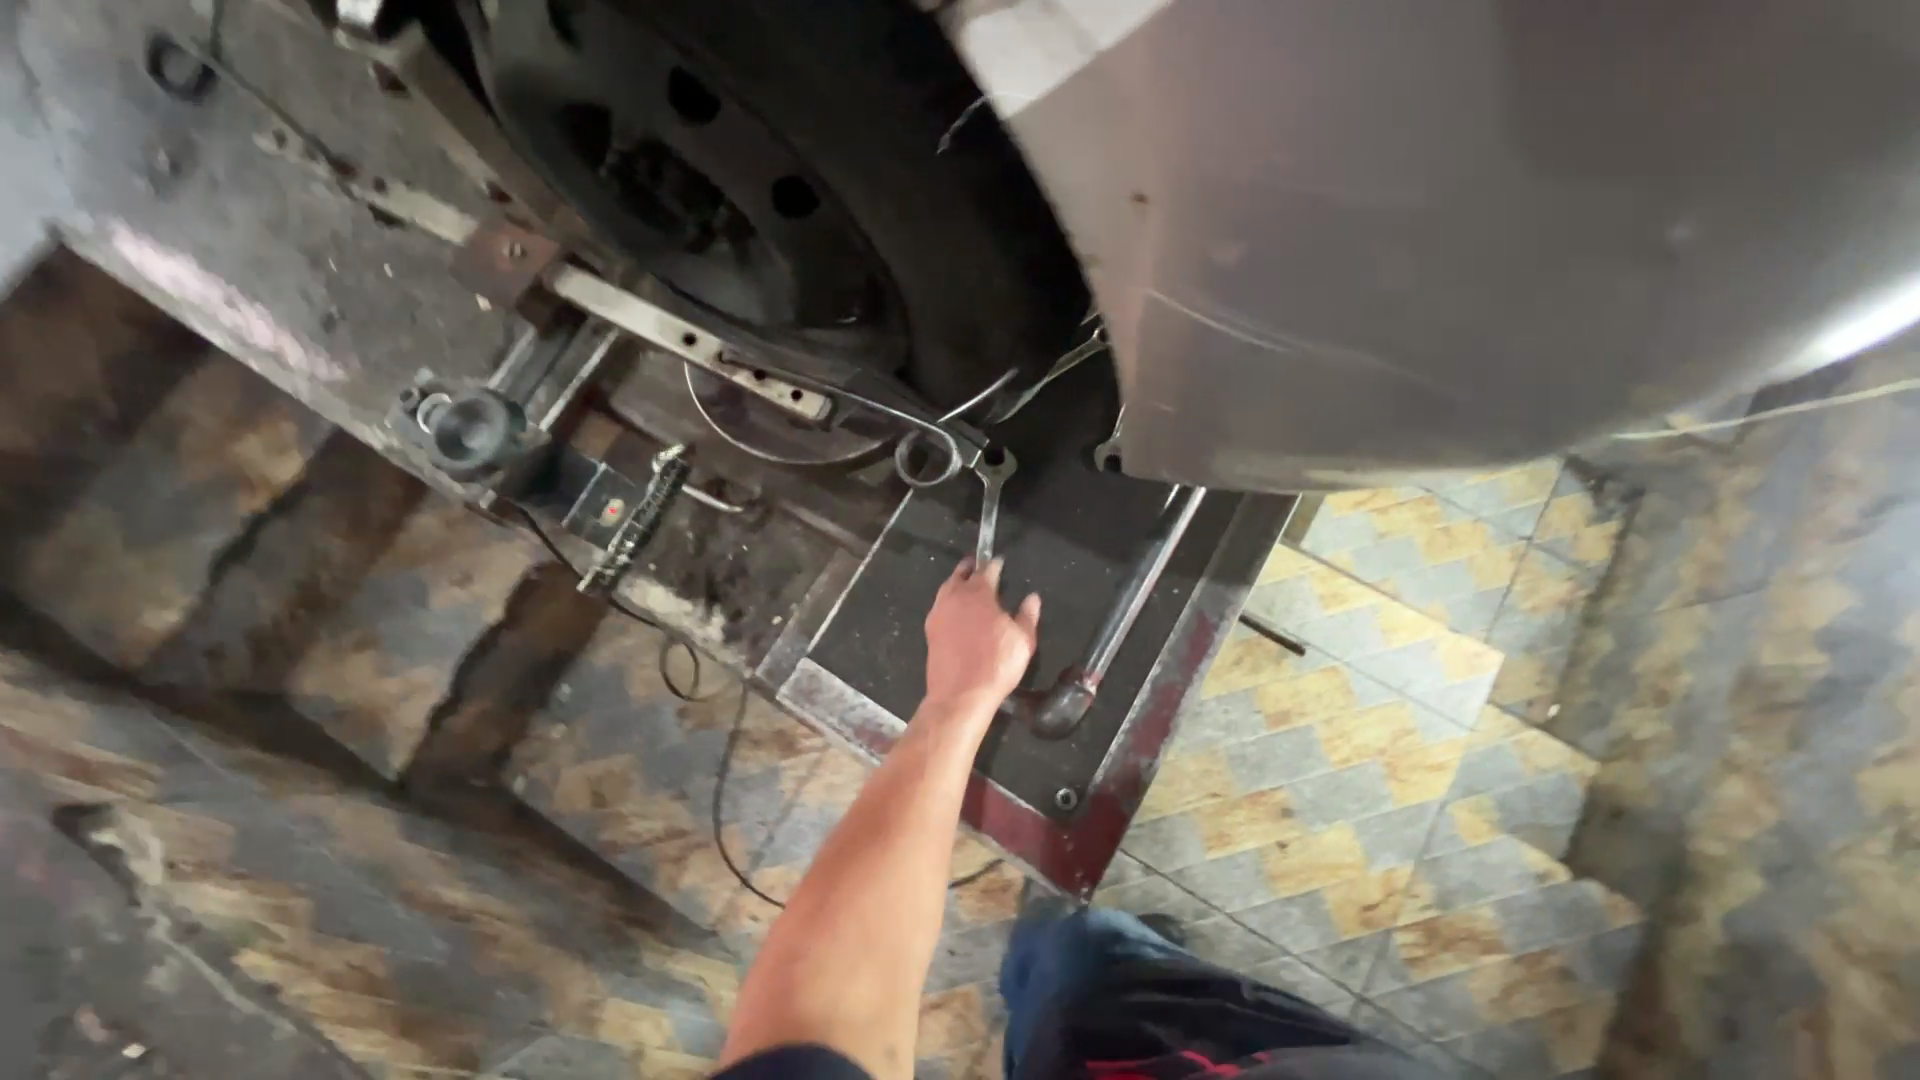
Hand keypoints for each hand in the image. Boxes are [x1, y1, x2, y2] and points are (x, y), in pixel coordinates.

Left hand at [923, 558, 1040, 712]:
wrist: (960, 694)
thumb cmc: (996, 665)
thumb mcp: (1023, 641)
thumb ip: (1027, 616)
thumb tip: (1032, 598)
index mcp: (978, 594)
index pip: (987, 570)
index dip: (995, 564)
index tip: (1000, 561)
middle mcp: (954, 597)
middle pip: (960, 574)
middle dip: (970, 568)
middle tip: (977, 564)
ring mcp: (939, 613)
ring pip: (946, 588)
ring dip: (956, 582)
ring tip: (965, 583)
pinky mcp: (930, 630)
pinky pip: (940, 606)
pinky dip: (948, 600)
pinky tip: (955, 610)